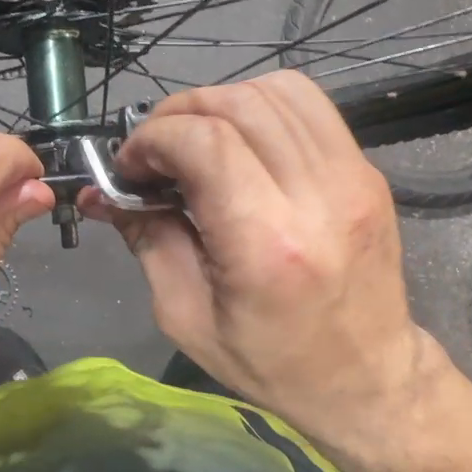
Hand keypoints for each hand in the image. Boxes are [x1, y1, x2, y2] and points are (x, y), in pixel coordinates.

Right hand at [80, 71, 442, 448]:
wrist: (366, 380)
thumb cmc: (269, 363)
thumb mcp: (187, 316)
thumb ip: (146, 241)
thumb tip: (103, 193)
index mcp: (265, 245)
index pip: (206, 142)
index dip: (154, 139)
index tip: (130, 167)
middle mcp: (317, 198)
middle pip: (239, 104)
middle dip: (179, 114)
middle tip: (153, 152)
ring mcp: (353, 178)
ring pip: (278, 91)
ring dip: (220, 103)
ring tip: (194, 141)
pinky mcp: (368, 172)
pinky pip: (309, 107)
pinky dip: (261, 107)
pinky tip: (239, 142)